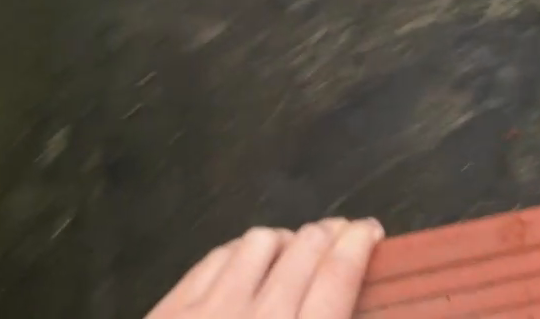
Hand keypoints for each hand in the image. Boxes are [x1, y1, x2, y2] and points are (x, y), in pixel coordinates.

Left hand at [146, 217, 384, 318]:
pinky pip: (217, 256)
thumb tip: (347, 301)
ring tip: (291, 258)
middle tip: (341, 240)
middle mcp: (257, 317)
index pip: (338, 274)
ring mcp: (207, 312)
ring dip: (285, 244)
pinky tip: (244, 270)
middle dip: (331, 234)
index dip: (360, 242)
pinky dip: (240, 254)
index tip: (371, 230)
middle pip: (305, 248)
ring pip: (262, 241)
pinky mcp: (168, 312)